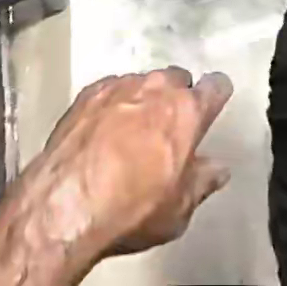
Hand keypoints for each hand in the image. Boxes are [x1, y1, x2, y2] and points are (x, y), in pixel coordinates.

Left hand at [31, 67, 233, 255]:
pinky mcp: (90, 90)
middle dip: (176, 98)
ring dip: (143, 100)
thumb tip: (216, 168)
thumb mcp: (179, 208)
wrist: (69, 200)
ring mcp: (121, 84)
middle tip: (169, 129)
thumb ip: (203, 180)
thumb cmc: (131, 207)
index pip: (215, 86)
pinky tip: (105, 131)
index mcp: (187, 111)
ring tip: (132, 134)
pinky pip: (112, 89)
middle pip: (176, 79)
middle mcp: (156, 87)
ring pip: (143, 83)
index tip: (213, 102)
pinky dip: (114, 104)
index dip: (216, 94)